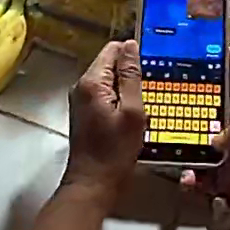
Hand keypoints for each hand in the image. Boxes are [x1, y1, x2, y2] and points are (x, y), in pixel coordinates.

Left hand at [62, 40, 145, 205]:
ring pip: (107, 78)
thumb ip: (131, 76)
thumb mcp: (132, 112)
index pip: (113, 49)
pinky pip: (103, 93)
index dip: (133, 54)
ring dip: (125, 87)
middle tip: (148, 92)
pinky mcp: (83, 111)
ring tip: (141, 105)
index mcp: (92, 82)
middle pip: (109, 63)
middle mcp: (81, 85)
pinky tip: (129, 115)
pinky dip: (118, 98)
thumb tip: (131, 46)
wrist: (92, 183)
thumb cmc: (115, 151)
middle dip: (129, 72)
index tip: (149, 69)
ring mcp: (80, 99)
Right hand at [182, 51, 229, 229]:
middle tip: (173, 95)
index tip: (215, 47)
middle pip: (220, 111)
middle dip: (199, 103)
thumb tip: (216, 134)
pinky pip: (203, 177)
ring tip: (174, 144)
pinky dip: (193, 178)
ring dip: (190, 144)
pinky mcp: (228, 186)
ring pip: (206, 144)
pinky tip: (187, 180)